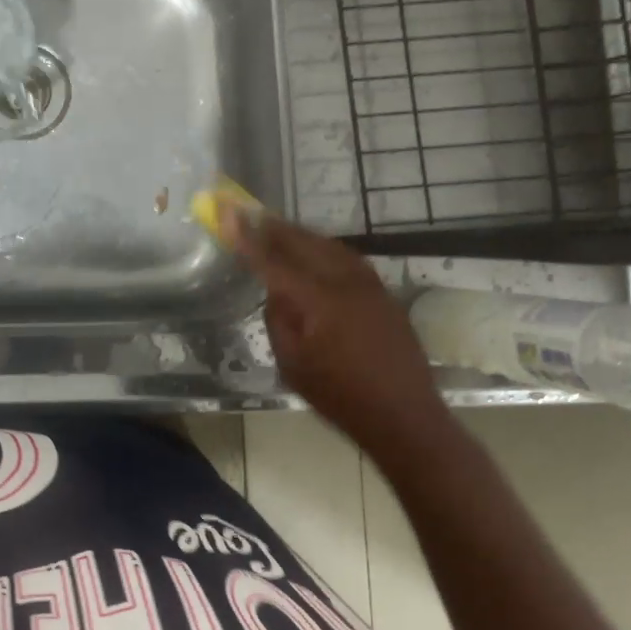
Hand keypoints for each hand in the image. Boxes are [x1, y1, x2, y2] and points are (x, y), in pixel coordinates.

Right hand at [220, 209, 448, 450]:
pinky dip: (323, 248)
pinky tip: (314, 251)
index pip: (272, 260)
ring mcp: (369, 285)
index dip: (246, 236)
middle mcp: (345, 282)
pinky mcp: (383, 294)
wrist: (405, 417)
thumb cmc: (340, 396)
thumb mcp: (292, 363)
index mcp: (318, 300)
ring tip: (276, 228)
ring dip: (299, 235)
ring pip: (328, 245)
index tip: (226, 212)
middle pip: (302, 242)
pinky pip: (347, 258)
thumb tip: (276, 292)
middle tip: (247, 213)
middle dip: (273, 228)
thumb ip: (279, 319)